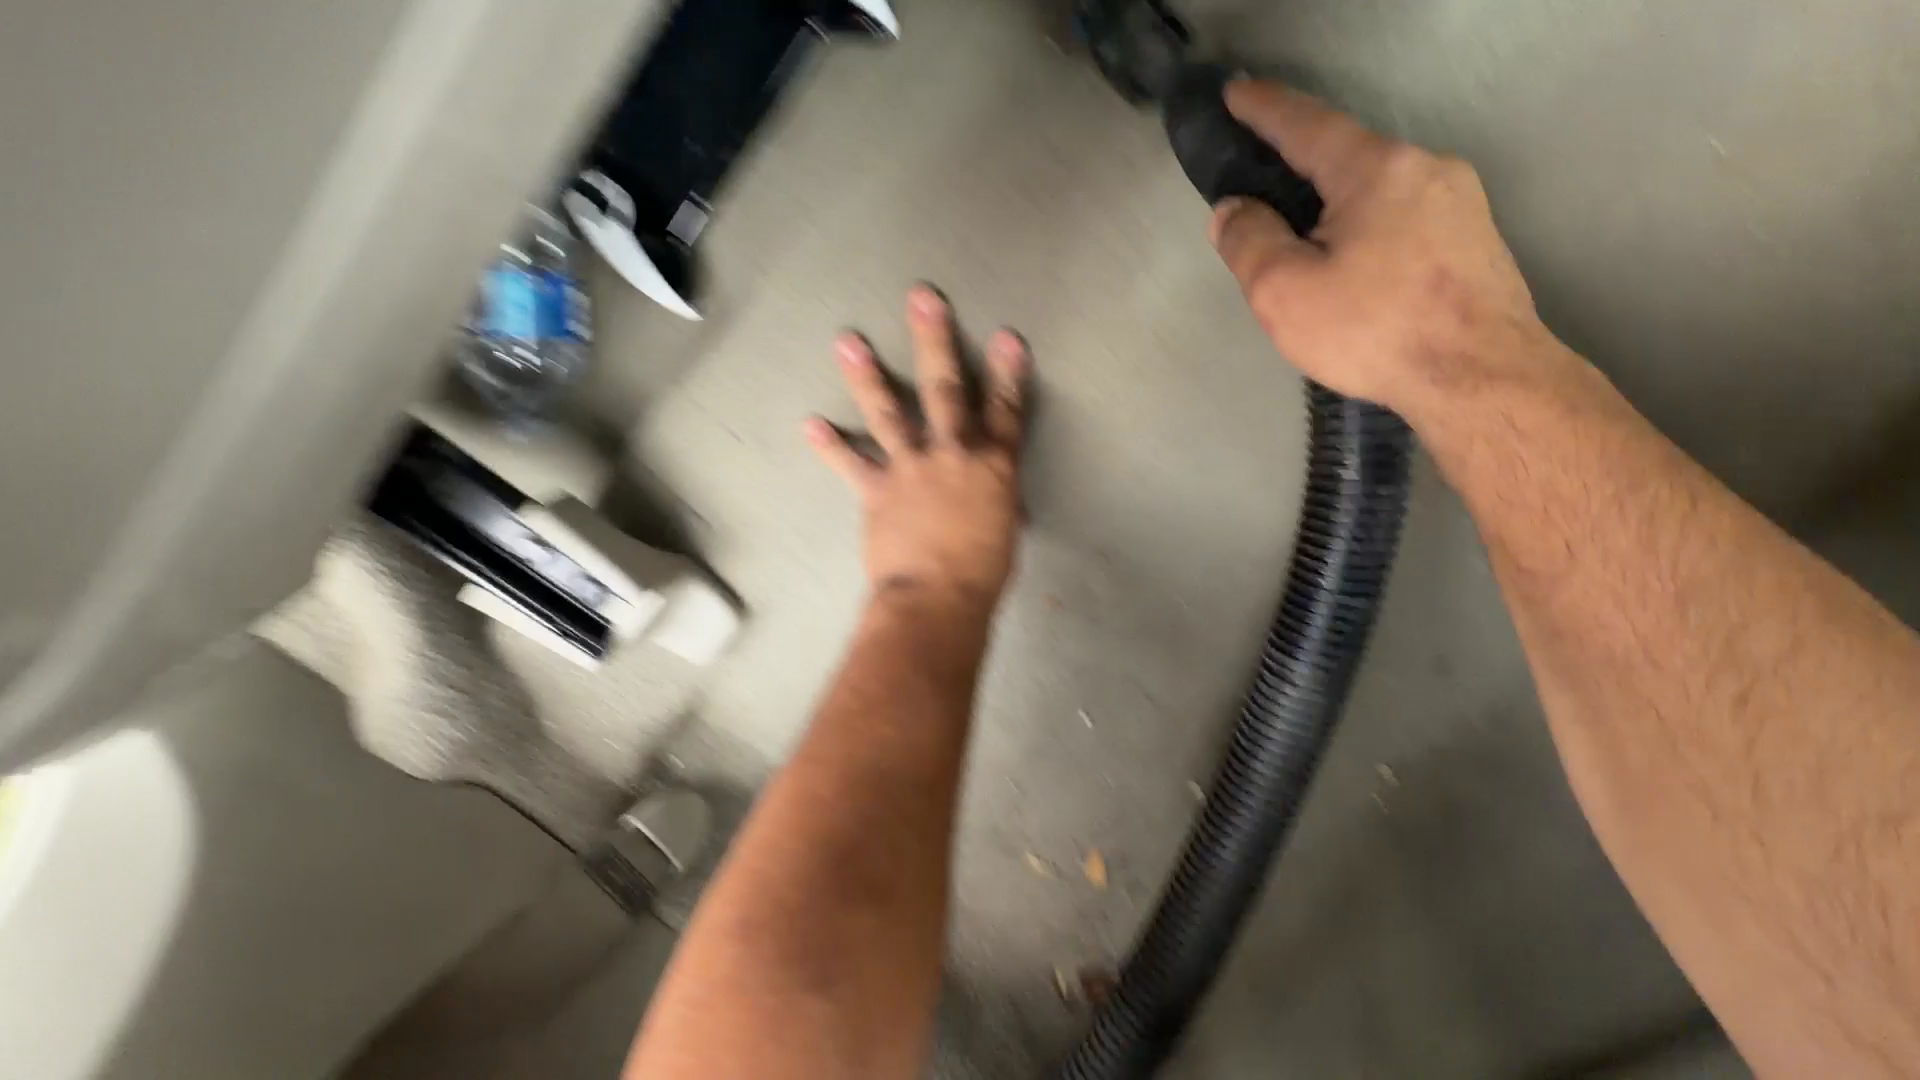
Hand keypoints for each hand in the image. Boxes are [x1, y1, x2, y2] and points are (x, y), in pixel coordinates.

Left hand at [806, 285, 1027, 612]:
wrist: (938, 600)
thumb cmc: (983, 573)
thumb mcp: (1005, 531)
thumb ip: (996, 501)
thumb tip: (990, 496)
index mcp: (994, 467)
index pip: (1007, 412)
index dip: (1008, 373)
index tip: (1007, 337)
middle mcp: (953, 455)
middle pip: (946, 389)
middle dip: (935, 342)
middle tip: (922, 299)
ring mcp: (910, 468)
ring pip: (889, 413)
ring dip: (867, 376)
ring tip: (848, 341)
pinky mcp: (876, 491)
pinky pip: (850, 464)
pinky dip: (828, 446)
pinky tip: (809, 425)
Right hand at [1209, 79, 1552, 415]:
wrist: (1480, 377)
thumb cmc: (1374, 331)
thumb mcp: (1284, 292)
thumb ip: (1248, 241)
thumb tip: (1233, 210)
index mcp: (1376, 169)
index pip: (1307, 124)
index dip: (1264, 109)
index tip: (1235, 93)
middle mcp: (1425, 167)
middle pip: (1345, 157)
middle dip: (1299, 168)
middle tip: (1261, 194)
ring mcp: (1459, 200)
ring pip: (1376, 190)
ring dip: (1334, 206)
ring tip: (1304, 246)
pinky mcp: (1474, 237)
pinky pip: (1403, 216)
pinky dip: (1367, 227)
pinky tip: (1353, 266)